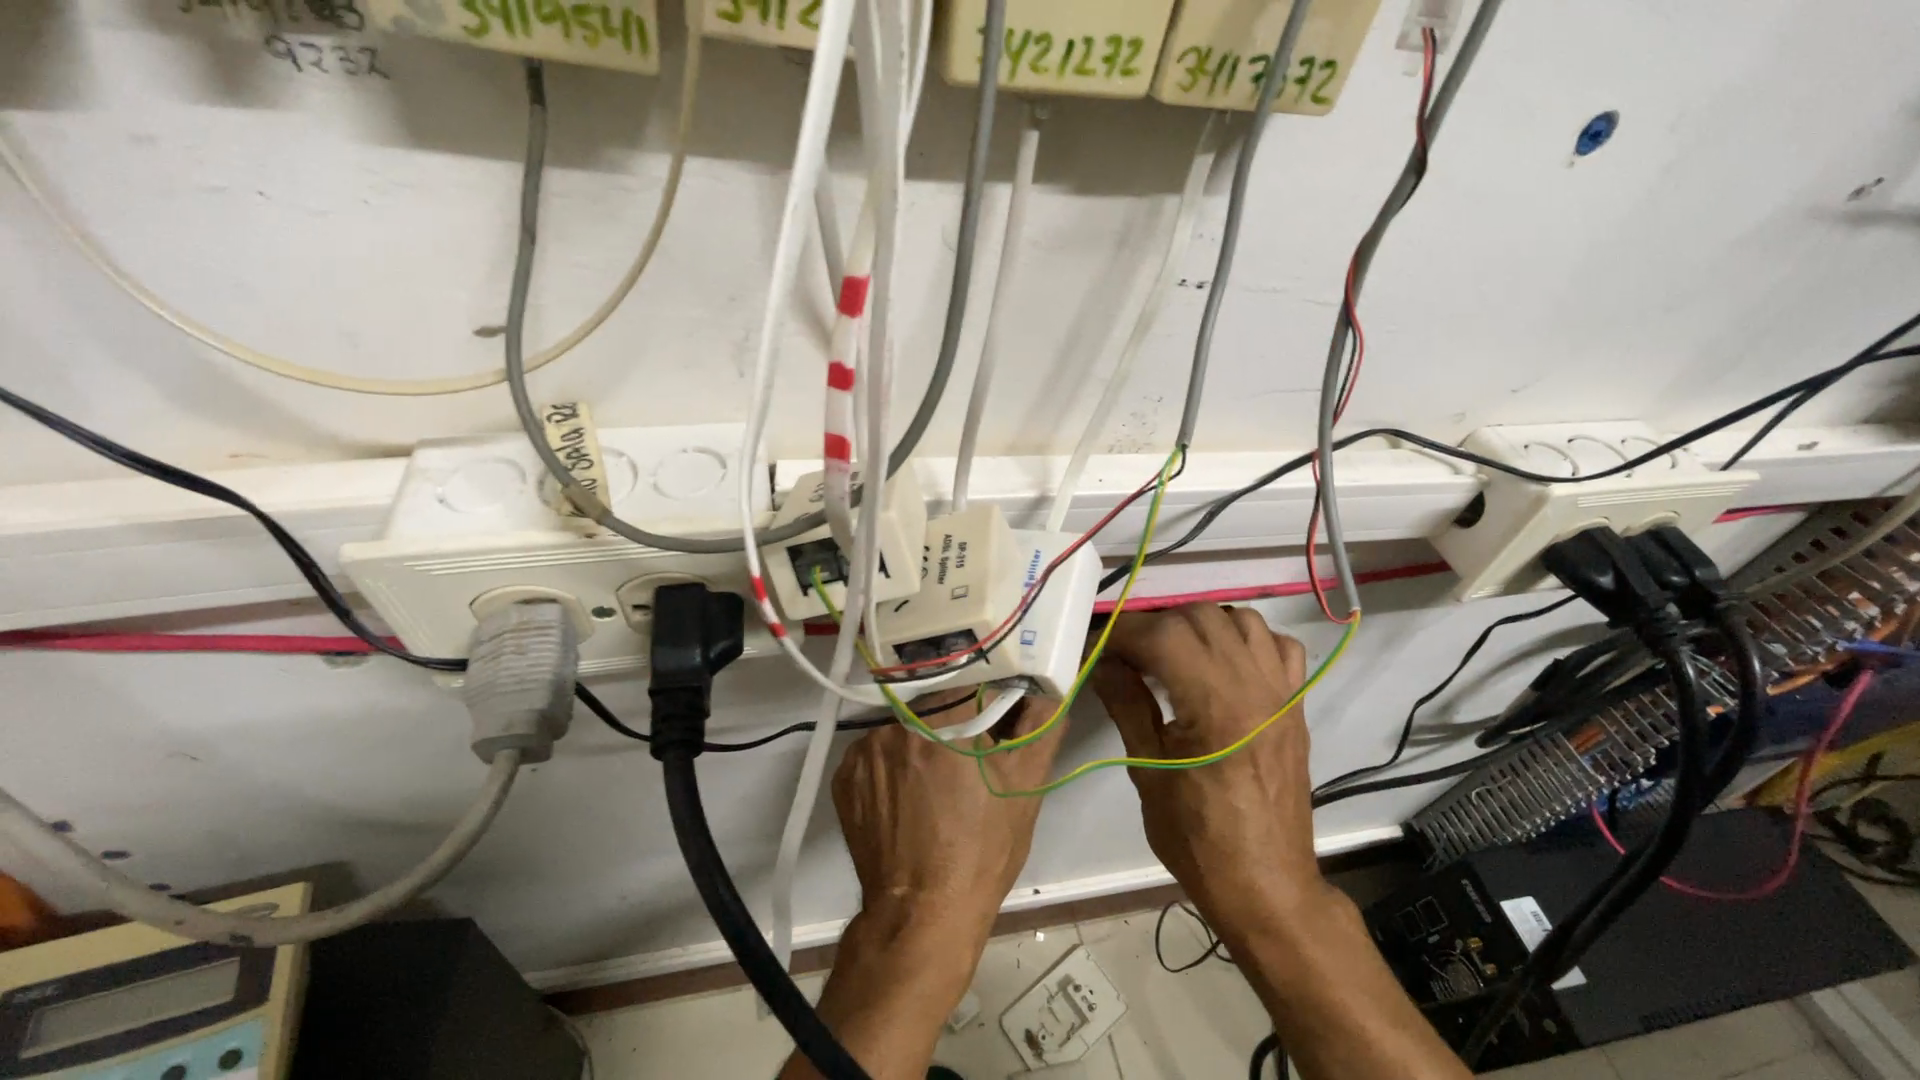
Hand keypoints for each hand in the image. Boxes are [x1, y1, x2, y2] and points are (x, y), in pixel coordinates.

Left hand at [788, 695, 1068, 1079]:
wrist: (922, 912)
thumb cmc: (982, 849)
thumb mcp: (1027, 785)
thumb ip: (1041, 723)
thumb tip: (1048, 685)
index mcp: (940, 720)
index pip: (967, 675)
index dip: (988, 690)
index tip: (999, 712)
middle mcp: (893, 725)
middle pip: (932, 700)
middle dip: (955, 718)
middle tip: (973, 753)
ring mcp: (862, 752)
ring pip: (902, 724)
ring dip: (921, 738)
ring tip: (940, 781)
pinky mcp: (844, 777)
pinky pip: (876, 751)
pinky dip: (894, 762)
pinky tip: (911, 794)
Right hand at [1091, 605, 1330, 943]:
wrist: (1265, 885)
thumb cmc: (1197, 839)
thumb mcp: (1148, 771)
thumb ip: (1126, 704)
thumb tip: (1100, 659)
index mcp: (1215, 706)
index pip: (1163, 635)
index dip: (1122, 630)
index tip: (1095, 639)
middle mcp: (1255, 686)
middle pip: (1200, 617)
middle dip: (1155, 623)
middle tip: (1125, 650)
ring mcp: (1282, 693)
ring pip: (1241, 620)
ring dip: (1199, 623)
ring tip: (1170, 650)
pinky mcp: (1296, 705)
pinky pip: (1278, 646)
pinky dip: (1246, 639)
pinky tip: (1221, 662)